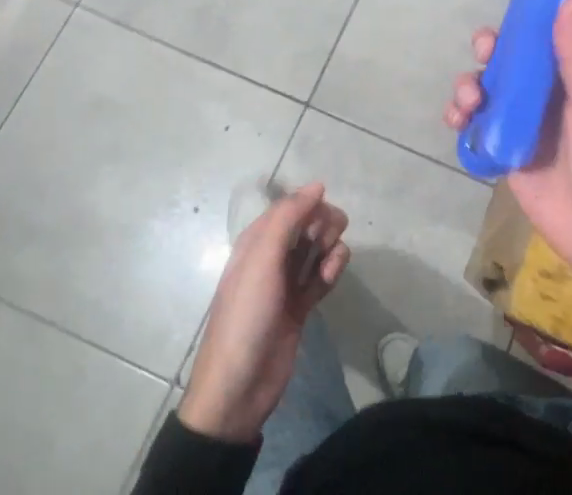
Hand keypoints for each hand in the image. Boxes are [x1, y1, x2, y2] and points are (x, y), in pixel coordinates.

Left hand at [179, 182, 350, 443]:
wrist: (240, 385)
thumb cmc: (246, 316)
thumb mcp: (261, 261)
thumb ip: (288, 218)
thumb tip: (317, 185)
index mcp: (256, 241)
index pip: (291, 207)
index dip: (311, 207)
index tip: (322, 221)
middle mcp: (272, 256)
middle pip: (309, 224)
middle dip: (324, 229)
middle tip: (322, 248)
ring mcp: (288, 281)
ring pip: (320, 248)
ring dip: (330, 251)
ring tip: (326, 272)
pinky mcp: (303, 304)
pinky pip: (323, 275)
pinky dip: (331, 272)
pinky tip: (329, 282)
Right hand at [445, 0, 571, 309]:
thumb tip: (568, 1)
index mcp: (567, 82)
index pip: (537, 43)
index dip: (517, 28)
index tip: (504, 20)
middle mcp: (540, 99)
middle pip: (504, 64)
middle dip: (487, 54)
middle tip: (482, 56)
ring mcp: (518, 126)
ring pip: (483, 93)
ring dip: (467, 87)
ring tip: (466, 102)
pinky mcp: (500, 153)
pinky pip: (474, 128)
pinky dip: (460, 120)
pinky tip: (457, 123)